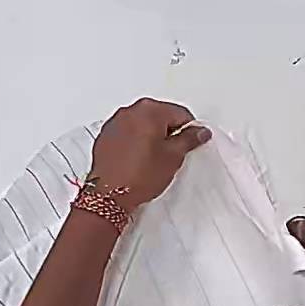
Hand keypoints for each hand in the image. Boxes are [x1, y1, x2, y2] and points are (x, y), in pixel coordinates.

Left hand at [89, 98, 211, 209]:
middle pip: (161, 116)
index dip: (190, 130)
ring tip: (154, 159)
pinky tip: (139, 160)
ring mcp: (115, 123)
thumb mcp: (174, 156)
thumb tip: (199, 132)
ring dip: (152, 137)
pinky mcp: (106, 136)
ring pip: (143, 124)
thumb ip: (190, 138)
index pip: (181, 113)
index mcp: (149, 110)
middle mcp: (130, 111)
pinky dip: (136, 141)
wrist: (110, 195)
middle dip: (169, 132)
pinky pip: (128, 133)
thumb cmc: (138, 175)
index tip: (190, 142)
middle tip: (172, 154)